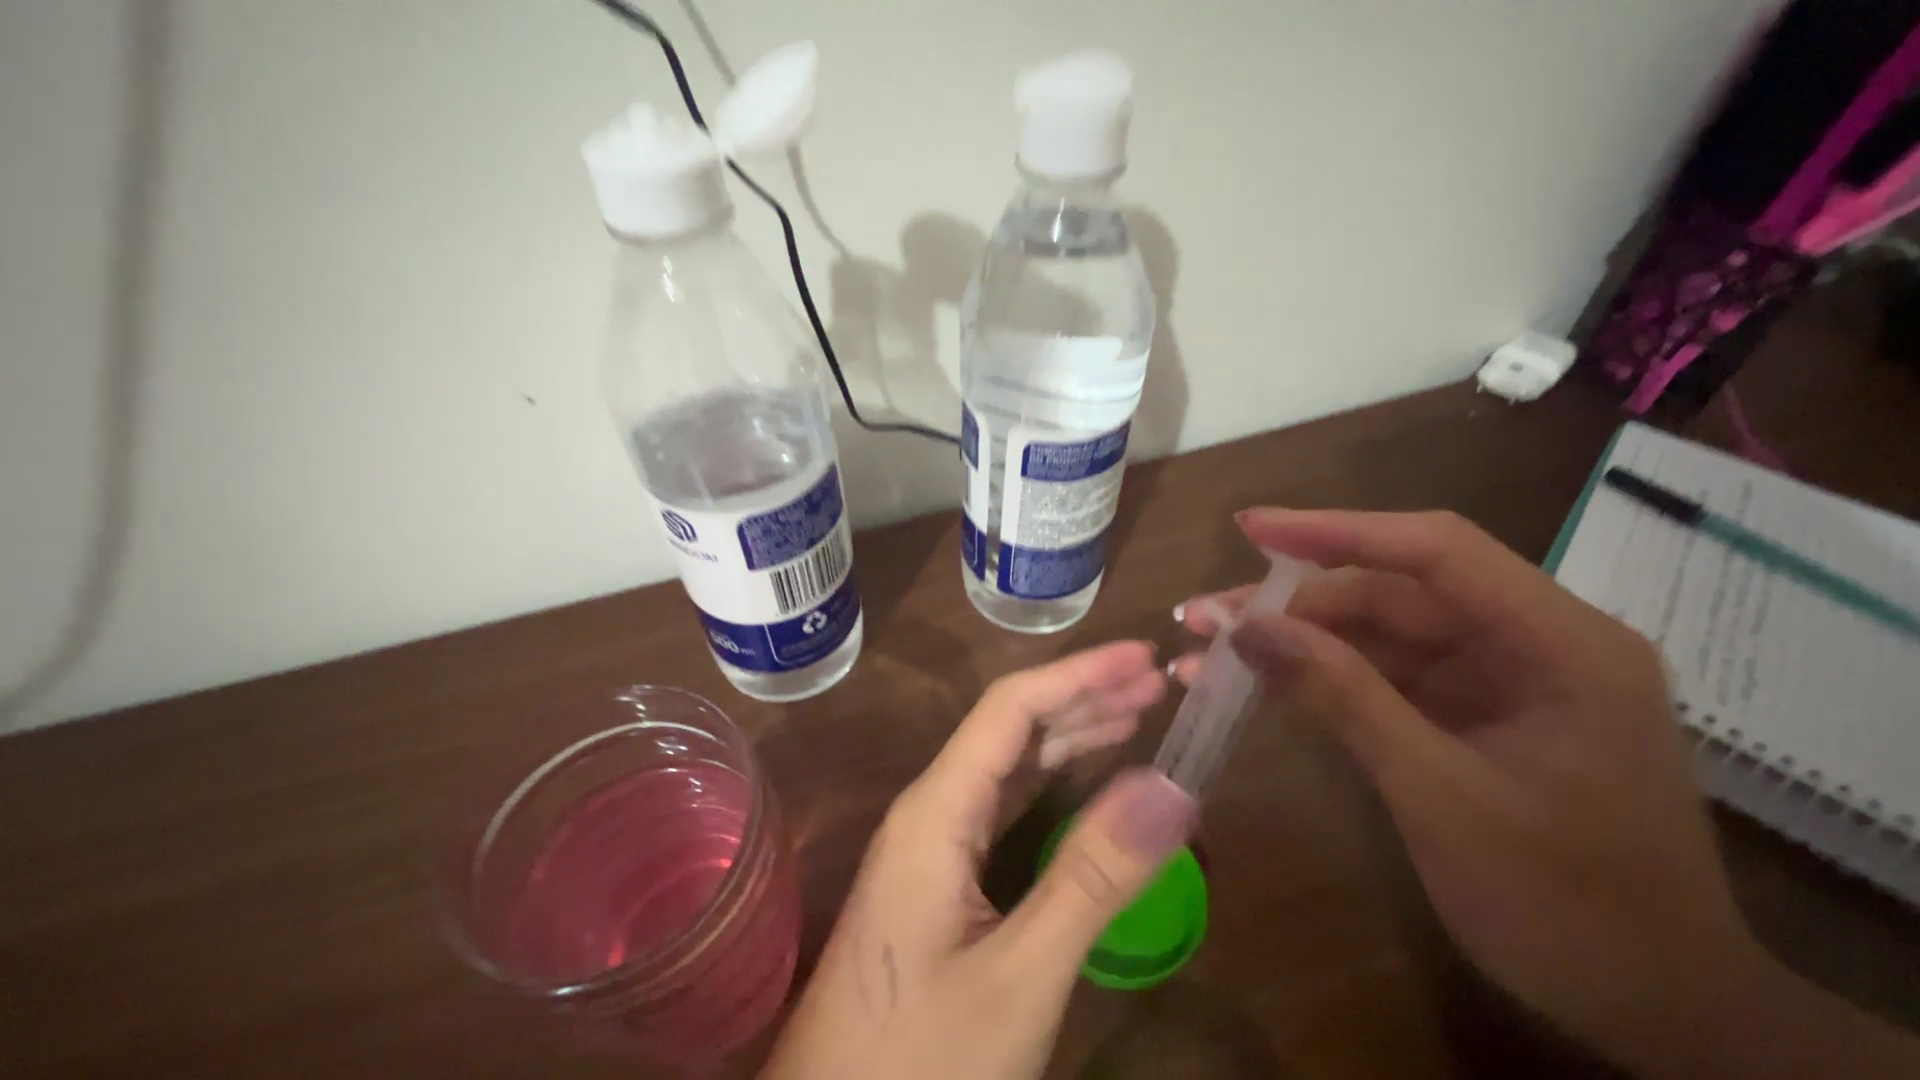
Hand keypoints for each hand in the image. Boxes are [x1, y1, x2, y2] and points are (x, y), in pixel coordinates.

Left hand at [763, 642, 1196, 1079]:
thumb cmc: (921, 1053)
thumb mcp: (1021, 972)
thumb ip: (1093, 877)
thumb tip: (1171, 783)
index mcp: (936, 812)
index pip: (1010, 709)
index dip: (1079, 673)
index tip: (1146, 654)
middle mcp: (928, 814)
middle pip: (1008, 730)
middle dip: (1083, 696)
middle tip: (1157, 681)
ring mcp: (928, 851)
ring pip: (1004, 769)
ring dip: (1070, 736)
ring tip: (1136, 715)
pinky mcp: (936, 886)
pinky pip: (1000, 811)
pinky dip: (1051, 786)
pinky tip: (1085, 786)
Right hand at [1172, 509, 1865, 1077]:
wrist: (1658, 1005)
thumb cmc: (1565, 903)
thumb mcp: (1439, 796)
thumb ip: (1345, 699)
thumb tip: (1248, 630)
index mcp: (1561, 643)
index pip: (1438, 551)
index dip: (1336, 531)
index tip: (1249, 530)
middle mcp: (1538, 643)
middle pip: (1399, 594)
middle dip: (1296, 603)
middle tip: (1203, 618)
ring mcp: (1508, 682)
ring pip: (1388, 636)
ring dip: (1302, 642)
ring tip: (1212, 653)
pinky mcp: (1482, 718)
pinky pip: (1396, 680)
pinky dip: (1330, 681)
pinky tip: (1265, 685)